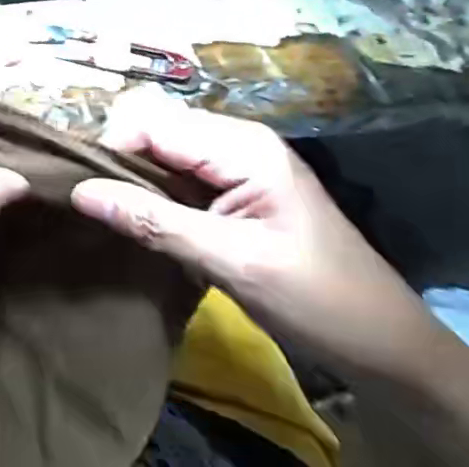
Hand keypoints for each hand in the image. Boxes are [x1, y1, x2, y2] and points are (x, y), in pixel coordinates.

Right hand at [70, 90, 443, 381]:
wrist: (387, 345)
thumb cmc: (317, 300)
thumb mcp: (231, 262)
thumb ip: (153, 222)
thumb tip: (80, 192)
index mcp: (243, 145)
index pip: (154, 123)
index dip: (114, 149)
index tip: (85, 191)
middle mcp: (237, 139)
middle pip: (156, 127)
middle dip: (121, 160)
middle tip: (97, 207)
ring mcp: (238, 161)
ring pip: (164, 149)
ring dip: (136, 178)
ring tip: (113, 215)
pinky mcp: (236, 185)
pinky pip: (180, 172)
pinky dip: (155, 192)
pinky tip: (144, 221)